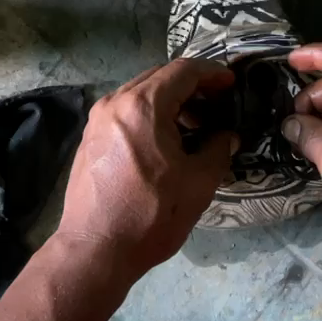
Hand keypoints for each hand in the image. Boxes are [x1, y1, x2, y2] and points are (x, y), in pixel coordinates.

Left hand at [53, 59, 239, 280]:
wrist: (94, 250)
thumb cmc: (150, 215)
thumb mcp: (198, 184)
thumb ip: (218, 150)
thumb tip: (227, 136)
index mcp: (143, 106)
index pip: (183, 71)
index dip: (211, 72)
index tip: (230, 83)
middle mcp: (116, 102)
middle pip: (159, 76)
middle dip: (191, 84)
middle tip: (217, 102)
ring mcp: (99, 118)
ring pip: (140, 92)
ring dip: (170, 100)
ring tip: (195, 125)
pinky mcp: (91, 136)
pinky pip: (125, 110)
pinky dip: (149, 113)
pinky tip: (165, 139)